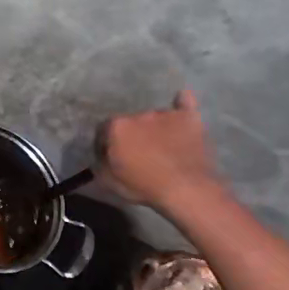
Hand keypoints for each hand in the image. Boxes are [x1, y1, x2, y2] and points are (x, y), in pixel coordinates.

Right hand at [95, 87, 224, 208]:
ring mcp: (165, 114)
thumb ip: (100, 165)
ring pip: (155, 117)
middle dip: (133, 135)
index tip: (112, 157)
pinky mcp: (189, 118)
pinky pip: (184, 103)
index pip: (104, 130)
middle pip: (131, 122)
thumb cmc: (143, 185)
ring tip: (162, 146)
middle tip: (139, 154)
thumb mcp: (109, 182)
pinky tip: (180, 101)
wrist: (185, 188)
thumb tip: (99, 158)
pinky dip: (181, 104)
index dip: (107, 144)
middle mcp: (139, 114)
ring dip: (154, 128)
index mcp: (117, 127)